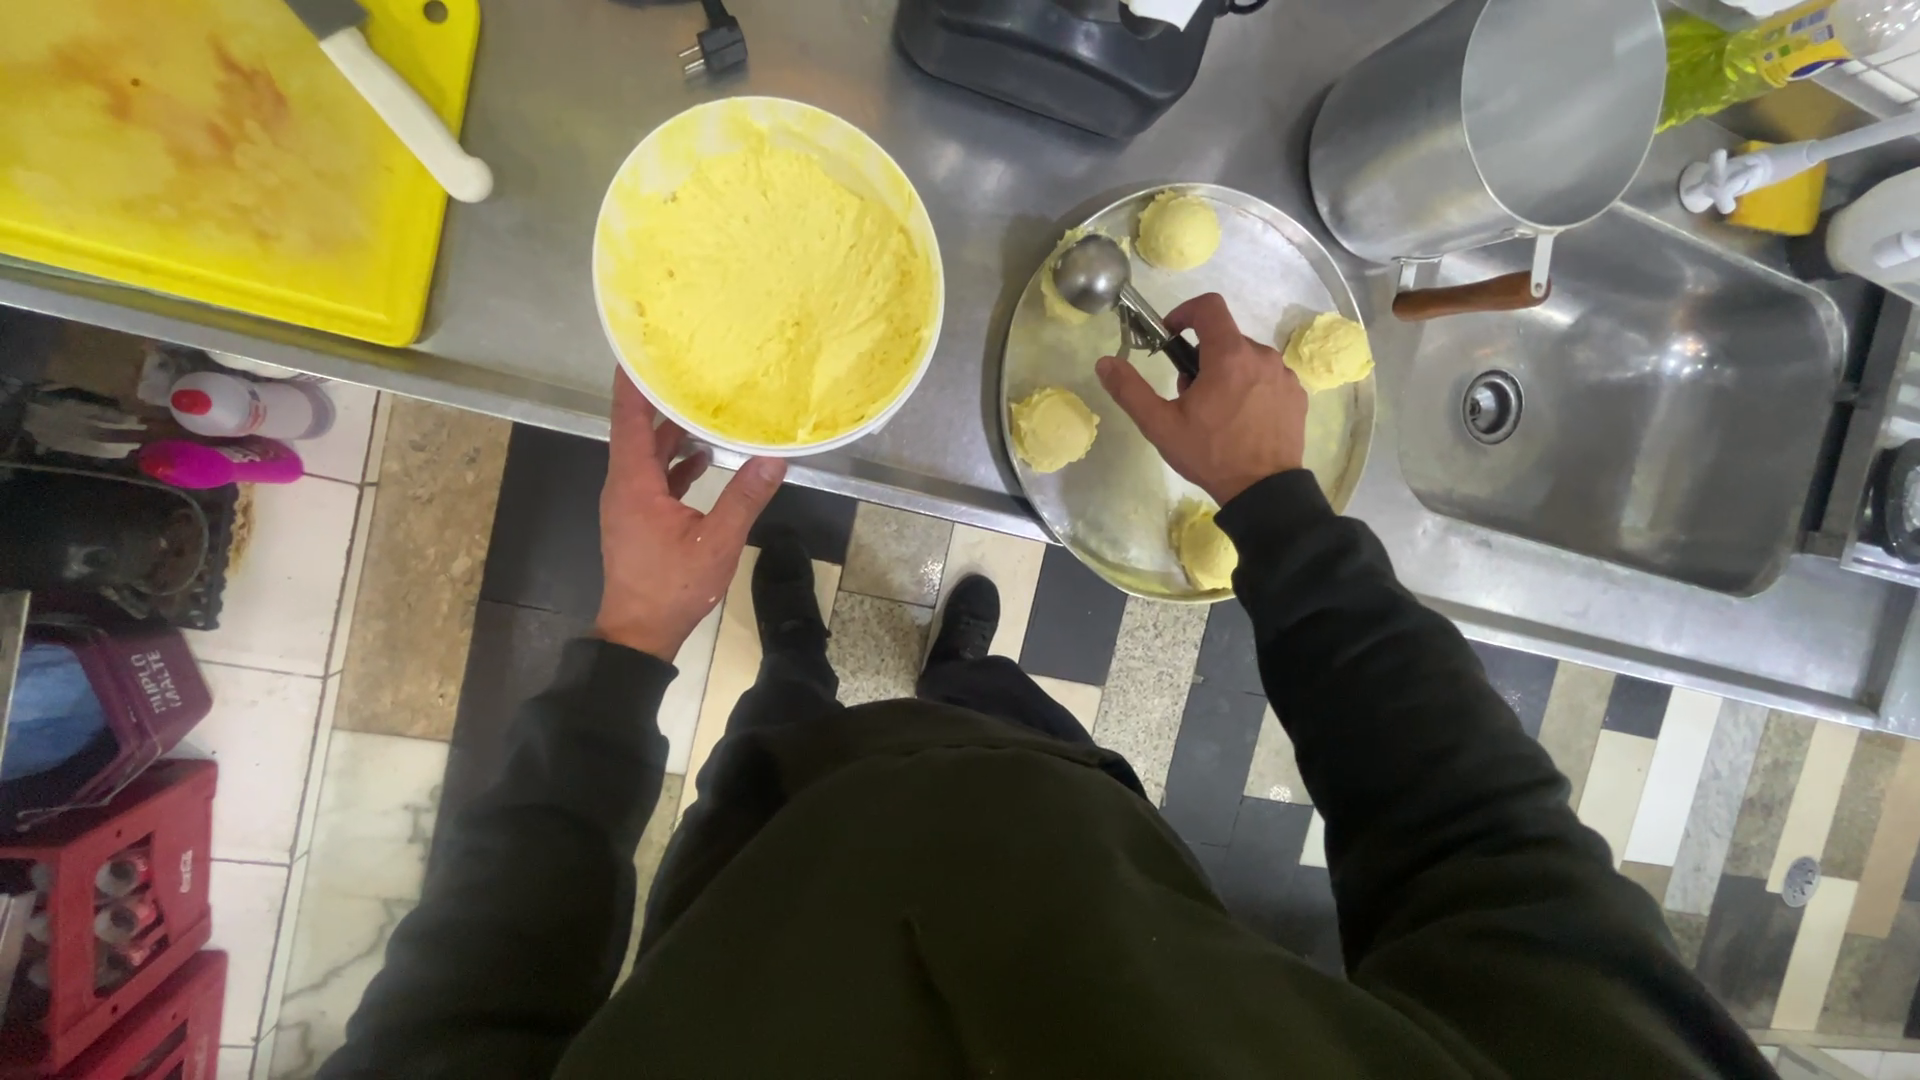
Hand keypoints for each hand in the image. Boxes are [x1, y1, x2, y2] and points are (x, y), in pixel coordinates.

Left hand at [596, 373, 786, 661]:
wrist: (640, 632)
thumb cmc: (673, 587)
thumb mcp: (717, 541)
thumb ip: (745, 497)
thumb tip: (775, 459)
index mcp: (633, 484)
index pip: (628, 419)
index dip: (633, 383)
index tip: (641, 350)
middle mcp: (623, 486)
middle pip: (636, 431)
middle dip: (658, 400)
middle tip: (686, 370)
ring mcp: (629, 504)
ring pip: (645, 455)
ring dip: (670, 432)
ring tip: (702, 407)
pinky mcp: (638, 519)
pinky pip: (653, 477)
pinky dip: (675, 462)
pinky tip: (703, 458)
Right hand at [1096, 293, 1307, 504]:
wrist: (1262, 490)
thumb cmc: (1209, 454)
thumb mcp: (1160, 425)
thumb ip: (1130, 390)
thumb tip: (1104, 362)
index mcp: (1229, 355)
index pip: (1208, 306)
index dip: (1184, 312)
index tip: (1171, 335)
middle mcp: (1262, 355)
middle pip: (1225, 339)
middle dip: (1202, 358)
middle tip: (1189, 396)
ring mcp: (1283, 374)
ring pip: (1246, 359)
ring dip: (1226, 374)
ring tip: (1216, 413)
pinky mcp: (1296, 394)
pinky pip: (1267, 378)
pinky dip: (1250, 388)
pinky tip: (1241, 421)